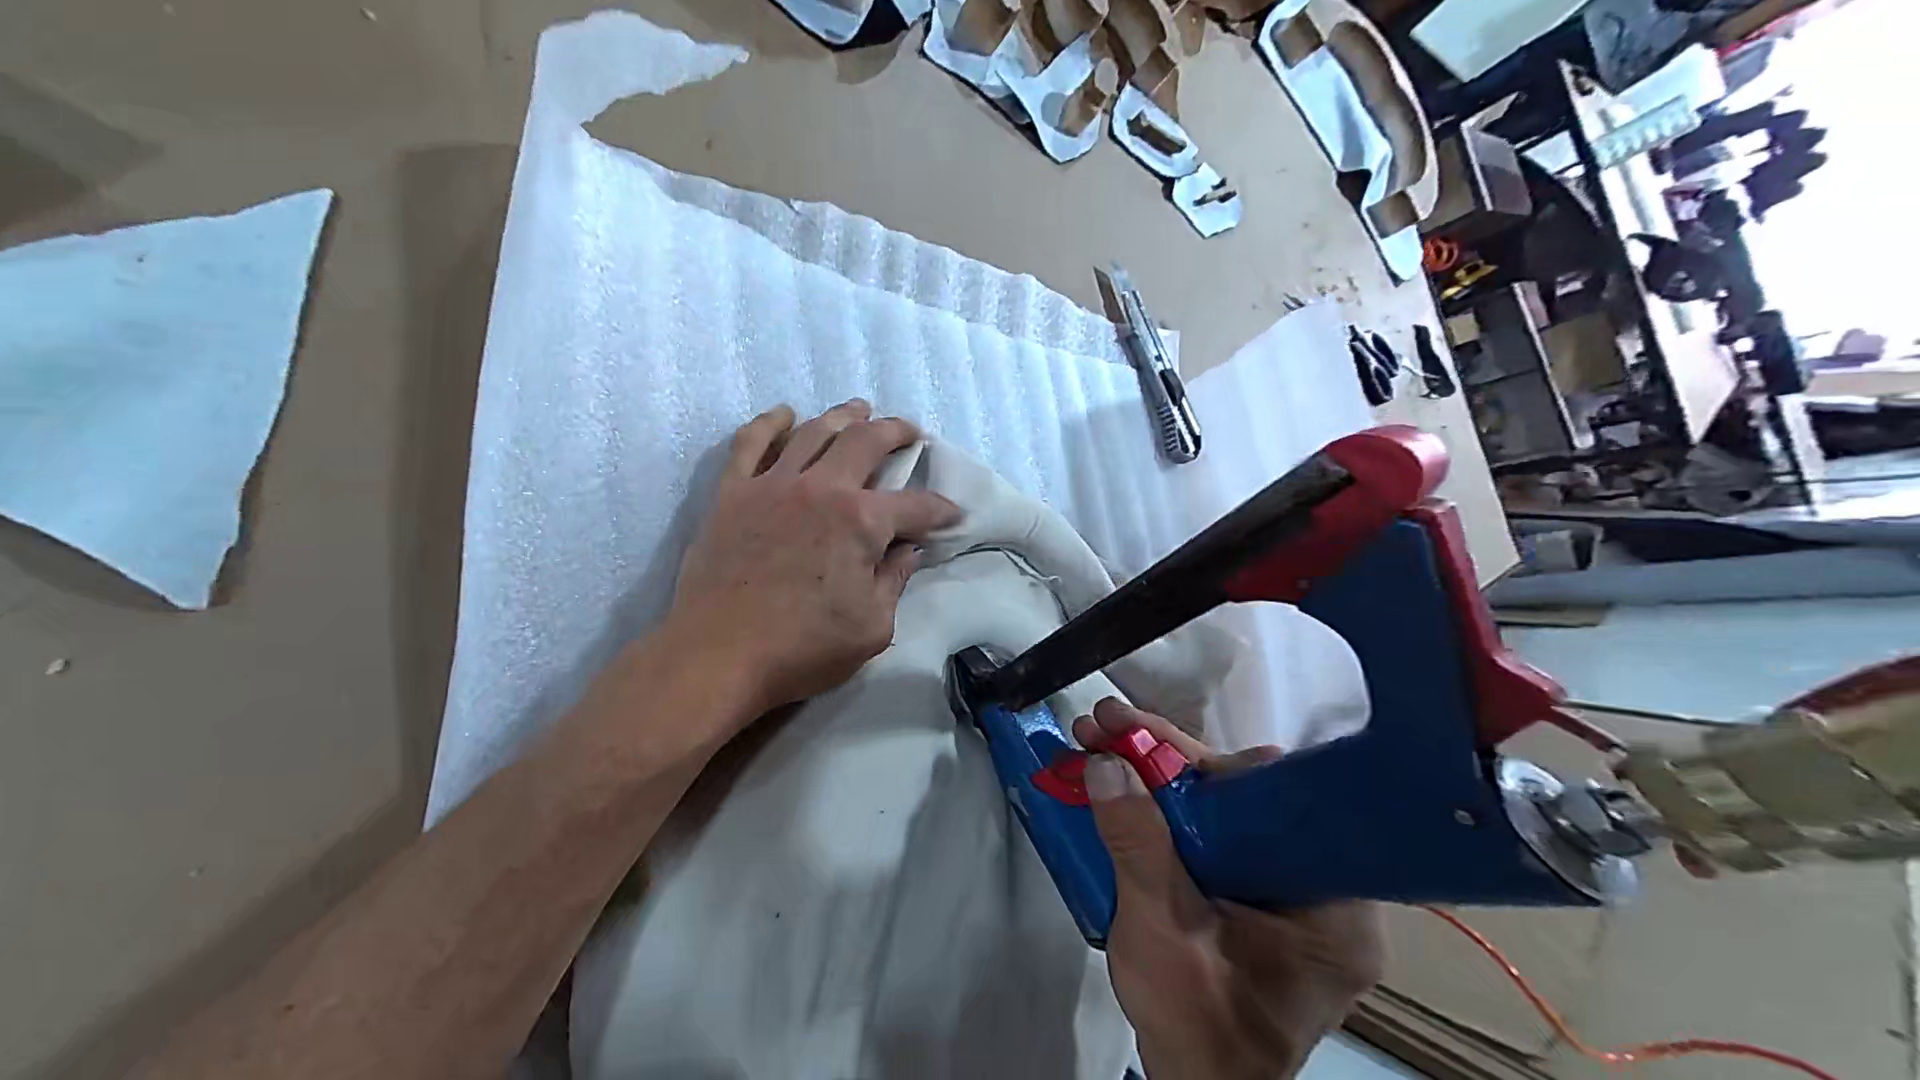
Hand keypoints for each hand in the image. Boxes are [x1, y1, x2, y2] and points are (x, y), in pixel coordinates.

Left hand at [663, 400, 961, 719]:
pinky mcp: (733, 493)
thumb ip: (894, 580)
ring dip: (843, 416)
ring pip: (814, 431)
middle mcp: (821, 488)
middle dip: (896, 432)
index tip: (953, 514)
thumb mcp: (872, 627)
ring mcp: (773, 484)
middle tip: (911, 433)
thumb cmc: (802, 648)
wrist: (717, 655)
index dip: (940, 510)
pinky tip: (784, 414)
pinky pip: (751, 442)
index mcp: (861, 521)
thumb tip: (907, 550)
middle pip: (867, 442)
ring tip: (860, 409)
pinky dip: (770, 422)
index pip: (915, 506)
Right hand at [1073, 699, 1384, 1079]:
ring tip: (1100, 741)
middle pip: (1243, 796)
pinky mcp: (1254, 892)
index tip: (1148, 736)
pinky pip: (1212, 831)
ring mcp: (1285, 888)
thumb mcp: (1161, 936)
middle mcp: (1321, 886)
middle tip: (1108, 725)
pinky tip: (1121, 782)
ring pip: (1223, 808)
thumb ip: (1138, 848)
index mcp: (1333, 903)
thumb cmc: (1195, 1030)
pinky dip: (1163, 806)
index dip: (1208, 763)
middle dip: (1168, 758)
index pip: (1276, 801)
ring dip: (1158, 774)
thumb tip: (1105, 764)